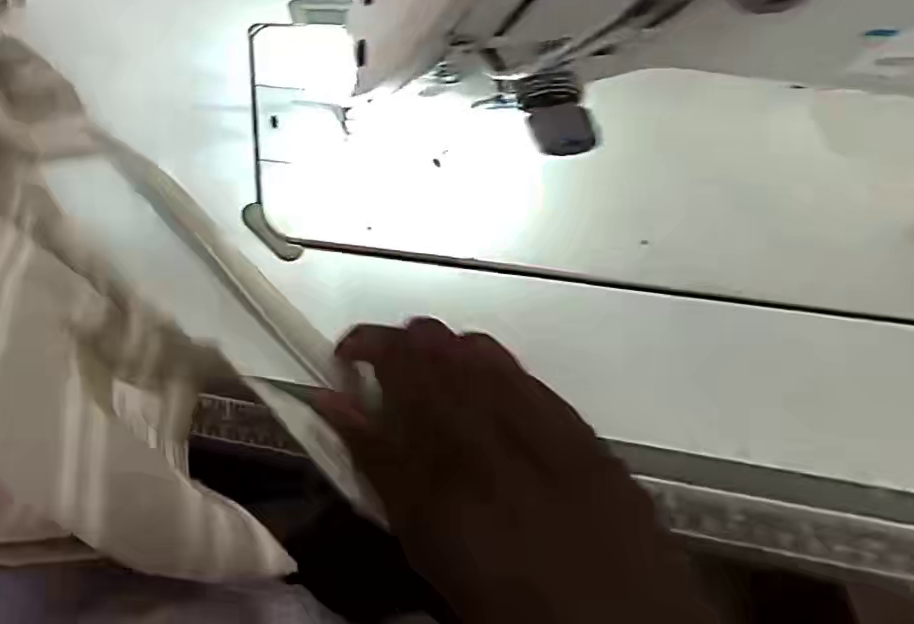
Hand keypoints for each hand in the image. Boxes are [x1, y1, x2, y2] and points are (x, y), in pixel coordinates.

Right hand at [315, 319, 720, 623]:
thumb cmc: (497, 578)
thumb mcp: (414, 521)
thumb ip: (368, 449)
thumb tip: (328, 401)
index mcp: (443, 414)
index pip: (391, 345)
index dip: (361, 343)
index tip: (346, 363)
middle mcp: (493, 397)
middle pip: (435, 336)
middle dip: (401, 348)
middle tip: (386, 383)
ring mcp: (544, 411)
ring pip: (482, 349)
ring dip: (448, 359)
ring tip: (438, 398)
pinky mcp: (585, 434)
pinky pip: (530, 381)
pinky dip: (498, 383)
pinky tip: (496, 422)